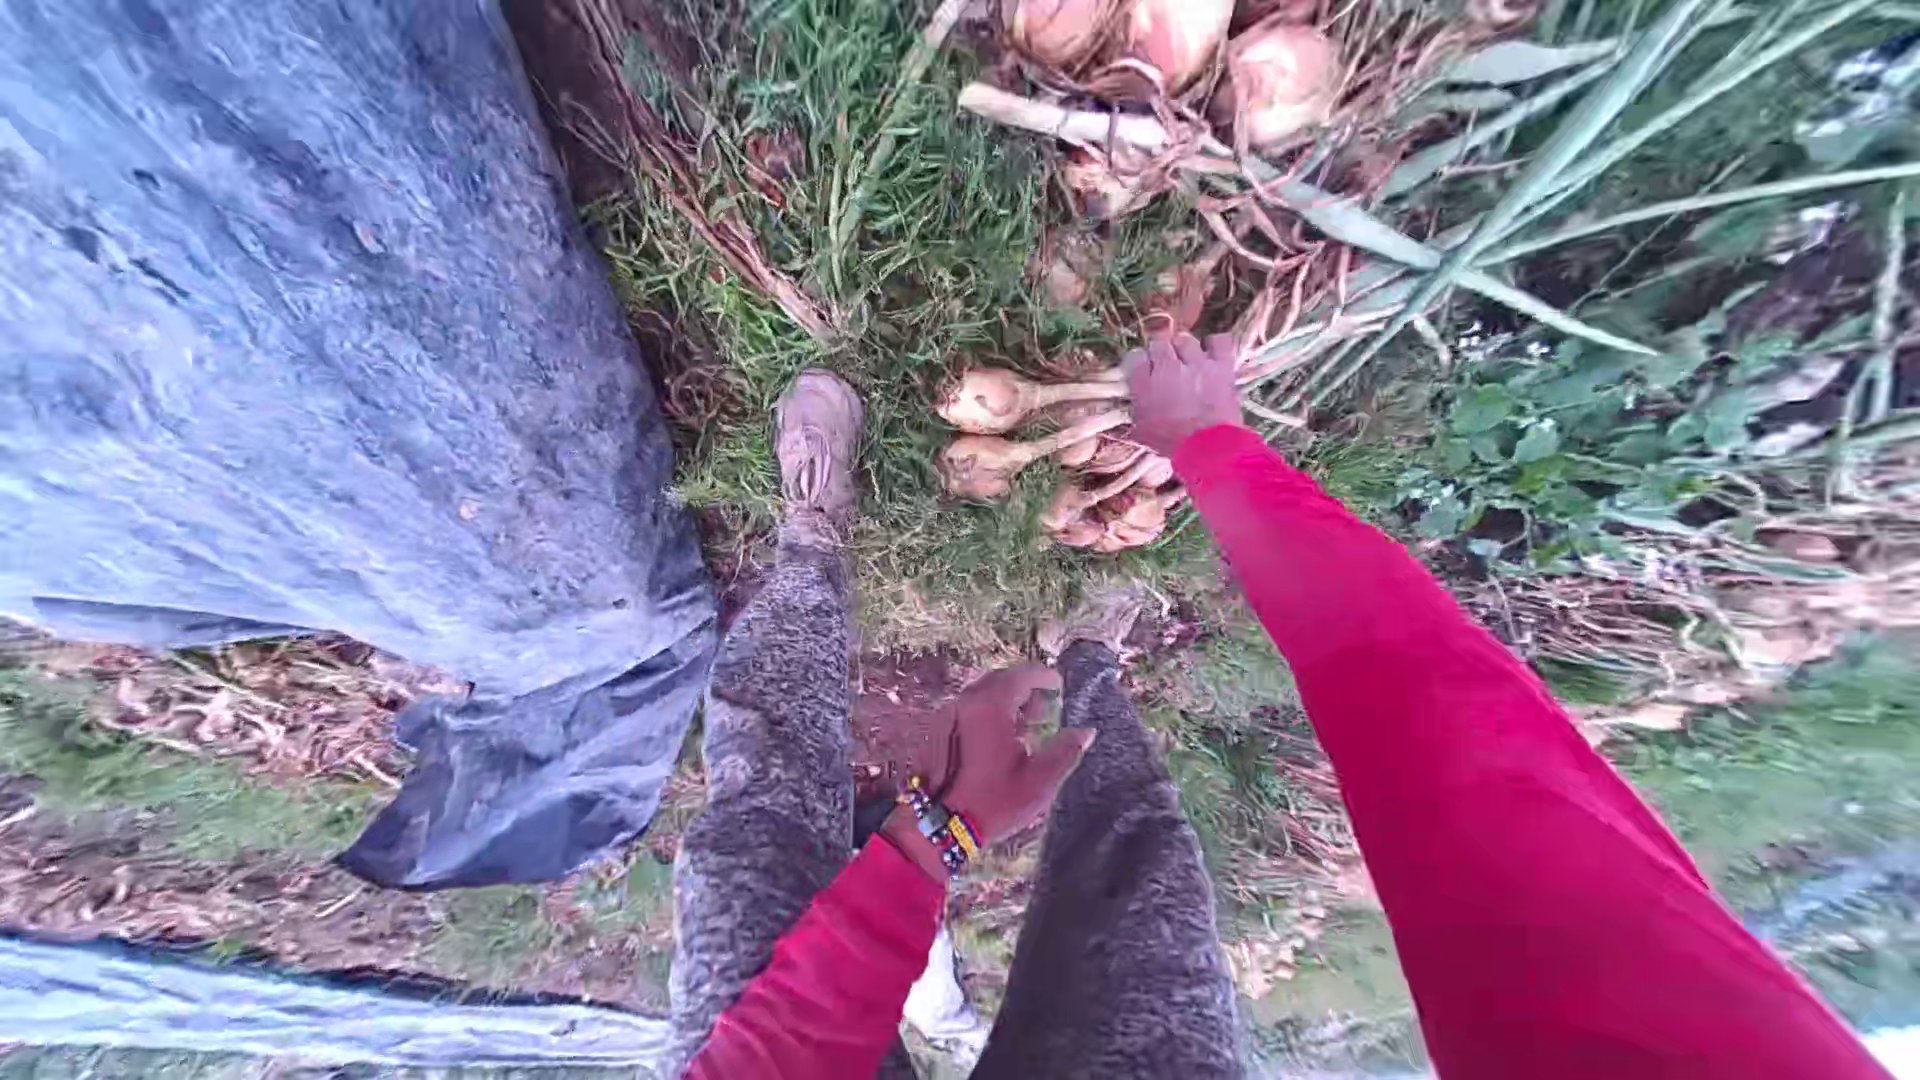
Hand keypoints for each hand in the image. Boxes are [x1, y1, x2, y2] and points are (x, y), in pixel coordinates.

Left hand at [883, 664, 1094, 880]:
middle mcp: (966, 701)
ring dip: (1005, 701)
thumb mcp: (1038, 780)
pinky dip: (988, 712)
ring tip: (1024, 727)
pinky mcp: (938, 728)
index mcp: (990, 706)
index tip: (1058, 684)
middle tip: (1043, 710)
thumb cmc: (993, 801)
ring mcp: (948, 713)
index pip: (1021, 676)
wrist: (939, 824)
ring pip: (982, 694)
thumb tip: (1086, 731)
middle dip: (1024, 688)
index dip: (1043, 676)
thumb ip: (1065, 750)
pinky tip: (999, 738)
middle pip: (1000, 680)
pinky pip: (968, 708)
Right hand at [1121, 332, 1243, 456]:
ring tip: (1185, 359)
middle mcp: (1168, 367)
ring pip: (1184, 339)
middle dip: (1159, 352)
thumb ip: (1137, 409)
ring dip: (1182, 347)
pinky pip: (1219, 340)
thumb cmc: (1171, 442)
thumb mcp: (1141, 430)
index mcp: (1144, 383)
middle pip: (1158, 343)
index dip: (1138, 362)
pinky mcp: (1221, 365)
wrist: (1207, 446)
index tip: (1142, 369)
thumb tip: (1136, 402)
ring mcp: (1196, 363)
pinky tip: (1210, 352)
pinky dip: (1214, 343)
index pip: (1134, 357)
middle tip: (1163, 365)